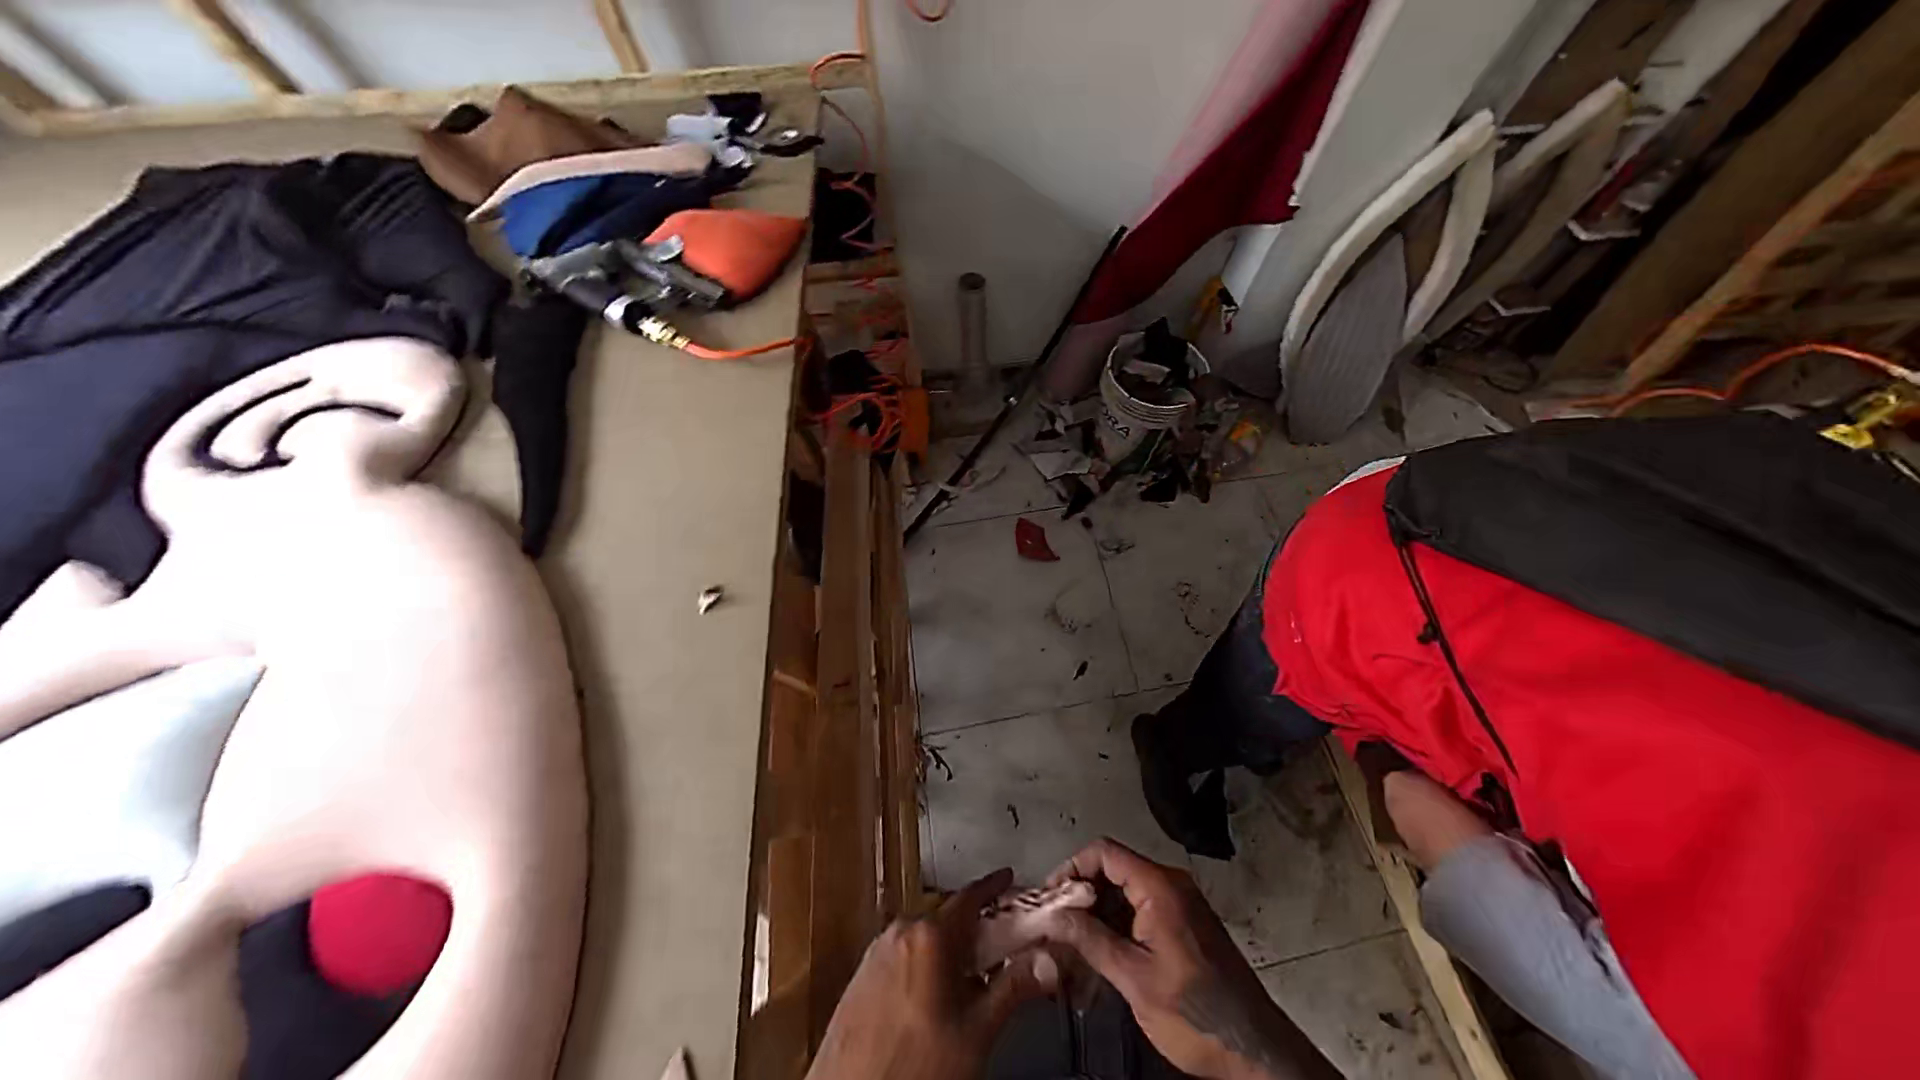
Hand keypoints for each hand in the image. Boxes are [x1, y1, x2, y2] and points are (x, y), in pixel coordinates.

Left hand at [807, 868, 1060, 1079]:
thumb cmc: (914, 1069)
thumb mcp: (978, 1031)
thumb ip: (1014, 988)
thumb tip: (1046, 963)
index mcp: (929, 936)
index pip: (969, 897)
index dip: (992, 888)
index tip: (1006, 880)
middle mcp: (899, 934)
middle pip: (945, 915)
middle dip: (973, 924)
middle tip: (998, 941)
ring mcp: (876, 954)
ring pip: (922, 935)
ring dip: (947, 946)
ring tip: (969, 976)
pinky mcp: (861, 976)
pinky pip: (900, 954)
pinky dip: (922, 961)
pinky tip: (933, 995)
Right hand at [1042, 839, 1337, 1079]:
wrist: (1254, 1050)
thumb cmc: (1194, 1014)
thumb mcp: (1133, 978)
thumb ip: (1090, 939)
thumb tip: (1054, 914)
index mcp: (1160, 887)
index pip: (1104, 852)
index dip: (1072, 868)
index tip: (1050, 898)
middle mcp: (1172, 884)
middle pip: (1114, 867)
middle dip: (1082, 891)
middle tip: (1056, 921)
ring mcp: (1182, 903)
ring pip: (1127, 888)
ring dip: (1098, 908)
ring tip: (1072, 939)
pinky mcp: (1186, 922)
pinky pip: (1143, 905)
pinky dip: (1118, 920)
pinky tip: (1101, 948)